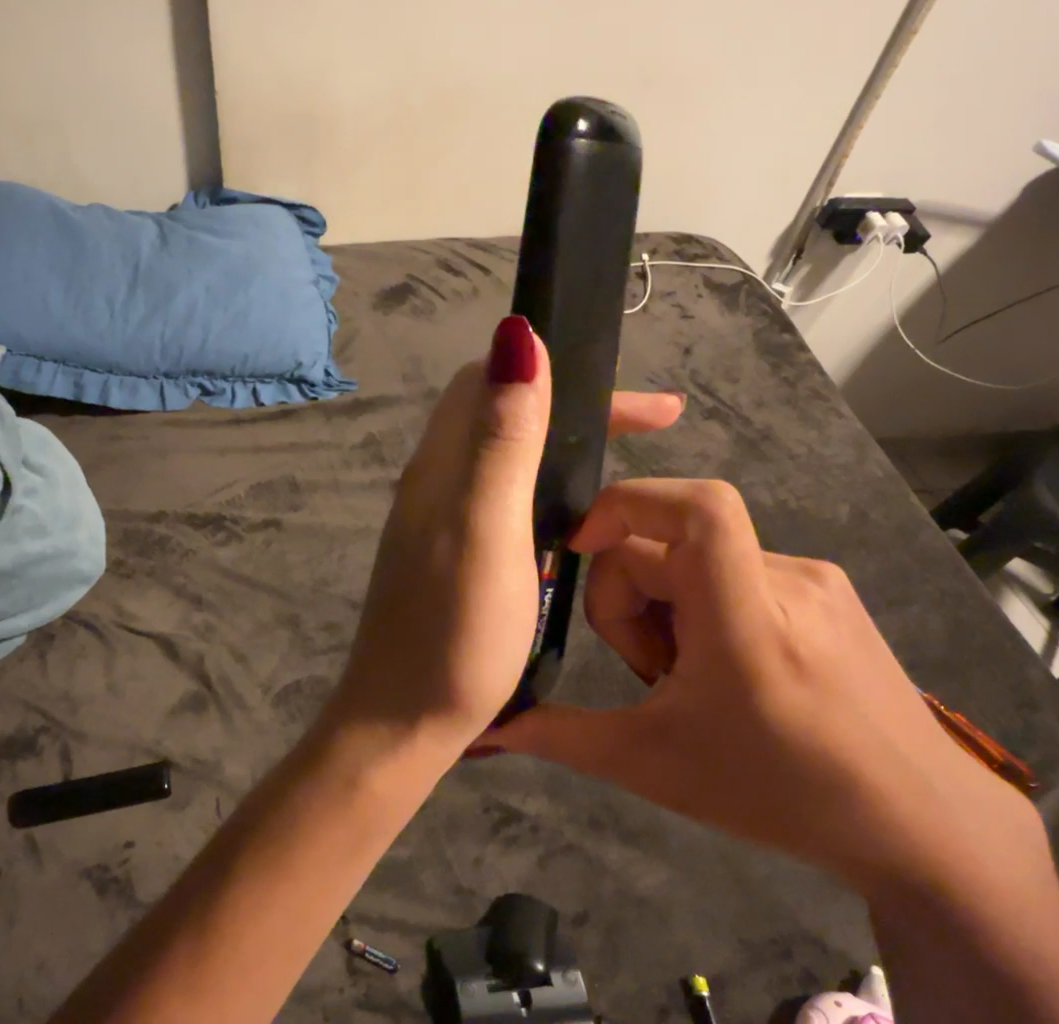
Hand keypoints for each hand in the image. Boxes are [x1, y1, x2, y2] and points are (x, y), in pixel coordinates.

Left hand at [325, 316, 683, 753]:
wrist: (403, 722)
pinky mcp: (449, 561)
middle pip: (500, 415)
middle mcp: (433, 485)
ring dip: (563, 451)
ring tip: (625, 475)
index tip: (646, 406)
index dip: (561, 372)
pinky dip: (547, 495)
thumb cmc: (454, 631)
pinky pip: (502, 504)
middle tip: (654, 428)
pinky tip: (575, 529)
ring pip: (503, 461)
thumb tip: (515, 336)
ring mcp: (438, 525)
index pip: (490, 381)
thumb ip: (503, 437)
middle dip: (574, 409)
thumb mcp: (487, 527)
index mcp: (441, 467)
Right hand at [486, 478, 1042, 892]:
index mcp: (747, 615)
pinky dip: (703, 607)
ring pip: (699, 560)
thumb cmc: (781, 793)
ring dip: (665, 606)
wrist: (923, 828)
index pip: (693, 506)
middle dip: (629, 596)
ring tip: (683, 679)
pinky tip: (719, 671)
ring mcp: (816, 583)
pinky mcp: (832, 596)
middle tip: (644, 671)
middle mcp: (787, 578)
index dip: (625, 505)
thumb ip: (559, 736)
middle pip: (668, 543)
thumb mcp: (651, 764)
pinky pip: (738, 573)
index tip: (583, 550)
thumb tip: (479, 732)